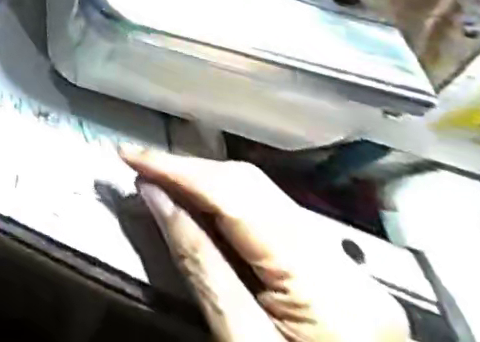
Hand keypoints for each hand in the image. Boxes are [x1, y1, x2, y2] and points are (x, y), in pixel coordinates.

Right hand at [123, 147, 409, 341]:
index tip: (126, 156)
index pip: (240, 200)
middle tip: (136, 166)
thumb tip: (153, 195)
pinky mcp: (344, 285)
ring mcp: (353, 278)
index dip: (178, 170)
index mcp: (328, 289)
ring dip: (207, 185)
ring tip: (158, 182)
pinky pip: (278, 224)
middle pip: (256, 191)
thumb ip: (198, 263)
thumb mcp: (238, 338)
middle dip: (190, 172)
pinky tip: (198, 209)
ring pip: (267, 200)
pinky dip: (230, 207)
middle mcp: (349, 272)